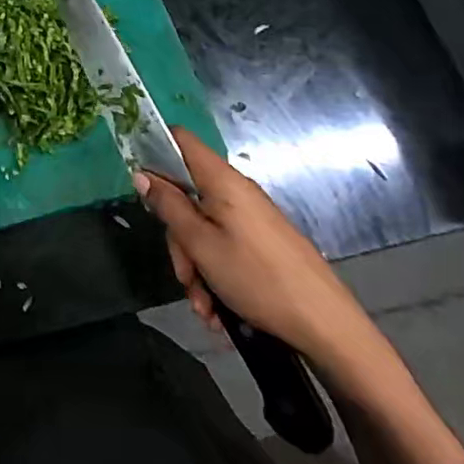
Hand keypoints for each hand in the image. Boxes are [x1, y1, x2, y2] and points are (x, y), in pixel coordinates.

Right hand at [134, 128, 371, 364]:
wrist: (325, 324)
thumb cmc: (256, 277)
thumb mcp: (200, 244)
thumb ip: (168, 206)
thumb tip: (141, 174)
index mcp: (221, 180)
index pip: (181, 140)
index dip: (155, 149)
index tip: (138, 180)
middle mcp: (236, 191)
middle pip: (187, 196)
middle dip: (178, 239)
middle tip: (184, 276)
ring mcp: (250, 217)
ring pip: (203, 229)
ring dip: (197, 267)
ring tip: (205, 307)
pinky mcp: (261, 241)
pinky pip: (224, 247)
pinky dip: (216, 275)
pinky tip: (219, 310)